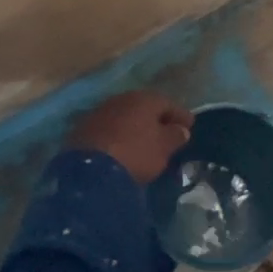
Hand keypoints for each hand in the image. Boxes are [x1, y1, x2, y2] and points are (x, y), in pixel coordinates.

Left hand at [65, 91, 195, 183]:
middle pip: (144, 107)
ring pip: (124, 117)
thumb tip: (180, 129)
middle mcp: (121, 99)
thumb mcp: (163, 147)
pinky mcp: (82, 131)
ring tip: (144, 142)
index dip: (181, 115)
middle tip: (167, 132)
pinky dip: (118, 136)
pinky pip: (108, 130)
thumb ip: (175, 135)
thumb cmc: (136, 154)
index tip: (190, 126)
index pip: (168, 103)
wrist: (89, 172)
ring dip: (135, 127)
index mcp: (144, 99)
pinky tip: (122, 148)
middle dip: (156, 119)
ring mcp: (99, 113)